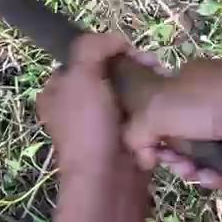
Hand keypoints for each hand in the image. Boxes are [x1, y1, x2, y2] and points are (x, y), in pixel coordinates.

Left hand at [37, 33, 154, 194]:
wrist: (109, 180)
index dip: (109, 50)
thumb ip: (93, 47)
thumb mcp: (81, 76)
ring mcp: (103, 122)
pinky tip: (164, 103)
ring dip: (149, 85)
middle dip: (135, 66)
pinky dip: (154, 107)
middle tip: (154, 67)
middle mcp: (78, 106)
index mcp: (57, 92)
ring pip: (130, 90)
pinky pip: (143, 112)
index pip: (85, 57)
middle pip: (111, 72)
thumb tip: (117, 42)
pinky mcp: (127, 136)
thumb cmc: (89, 127)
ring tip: (164, 82)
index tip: (131, 52)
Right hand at [121, 59, 221, 189]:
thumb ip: (137, 132)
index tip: (154, 154)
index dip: (151, 136)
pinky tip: (216, 178)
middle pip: (177, 136)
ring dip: (195, 170)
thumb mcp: (159, 110)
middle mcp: (203, 96)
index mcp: (182, 80)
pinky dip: (217, 172)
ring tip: (200, 175)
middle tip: (181, 167)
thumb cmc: (209, 104)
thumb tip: (142, 157)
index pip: (156, 111)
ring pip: (200, 152)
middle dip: (175, 158)